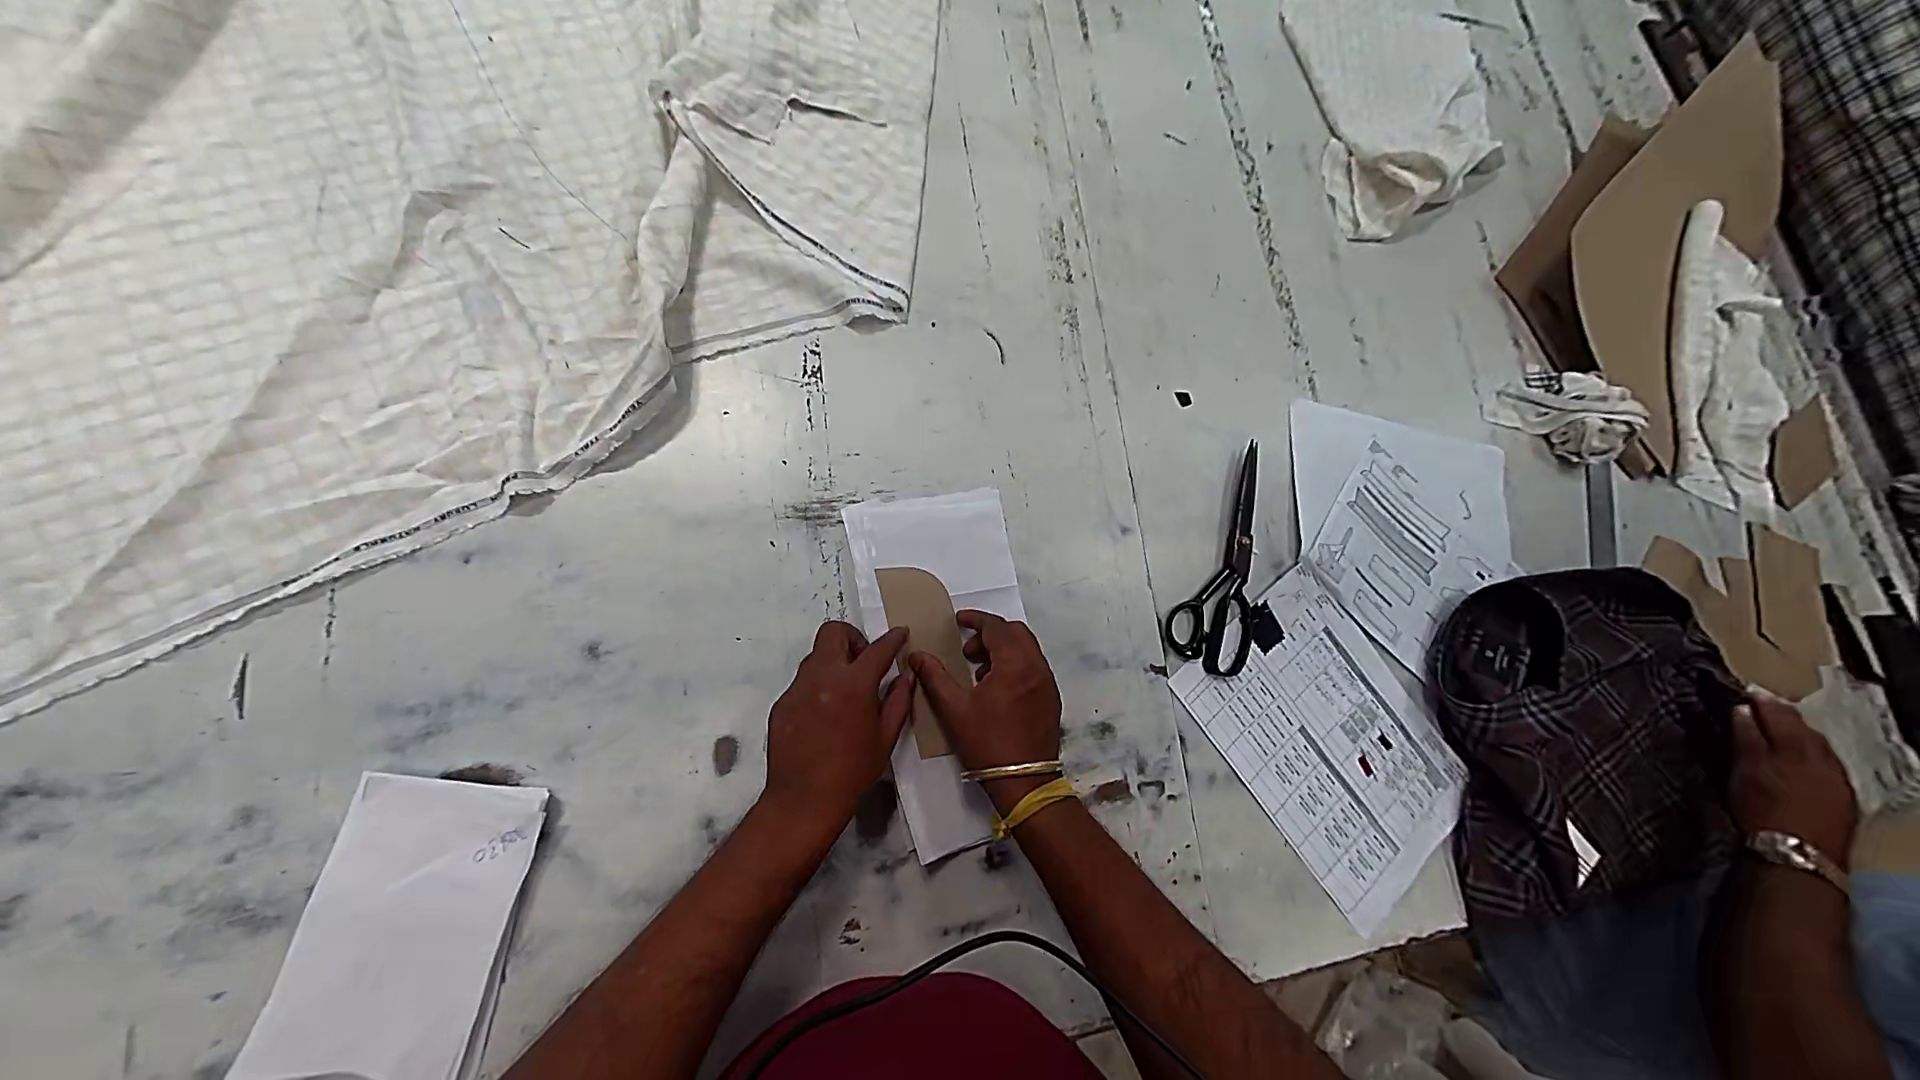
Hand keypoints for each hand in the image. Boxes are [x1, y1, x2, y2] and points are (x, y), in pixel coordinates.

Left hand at [761, 622, 913, 835]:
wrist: (804, 799)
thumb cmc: (853, 771)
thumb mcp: (886, 737)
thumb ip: (899, 700)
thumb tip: (905, 676)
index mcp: (854, 684)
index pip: (877, 649)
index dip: (892, 638)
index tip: (899, 634)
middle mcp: (823, 677)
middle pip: (834, 632)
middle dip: (853, 639)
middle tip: (864, 662)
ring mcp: (798, 688)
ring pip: (816, 656)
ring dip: (834, 661)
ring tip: (846, 690)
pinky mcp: (782, 703)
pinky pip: (803, 682)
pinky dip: (818, 686)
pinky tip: (826, 713)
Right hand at [909, 611, 1061, 814]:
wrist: (1023, 782)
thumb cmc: (987, 744)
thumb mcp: (954, 709)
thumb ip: (934, 676)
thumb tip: (917, 656)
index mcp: (1015, 664)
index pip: (996, 627)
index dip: (975, 619)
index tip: (958, 620)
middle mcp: (1037, 667)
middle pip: (1015, 633)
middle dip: (990, 634)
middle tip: (967, 651)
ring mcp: (1047, 683)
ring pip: (1026, 649)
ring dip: (1002, 649)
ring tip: (978, 671)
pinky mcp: (1051, 698)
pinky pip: (1033, 667)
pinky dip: (1015, 664)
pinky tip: (996, 687)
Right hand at [1729, 692, 1857, 864]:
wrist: (1797, 853)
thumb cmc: (1760, 808)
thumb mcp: (1744, 770)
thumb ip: (1746, 738)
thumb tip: (1742, 711)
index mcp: (1796, 750)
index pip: (1779, 715)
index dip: (1761, 701)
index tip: (1744, 691)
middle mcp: (1823, 760)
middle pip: (1803, 729)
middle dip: (1782, 715)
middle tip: (1759, 704)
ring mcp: (1837, 779)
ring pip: (1817, 746)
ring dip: (1797, 733)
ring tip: (1776, 727)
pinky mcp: (1841, 796)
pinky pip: (1826, 763)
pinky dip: (1809, 752)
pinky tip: (1797, 757)